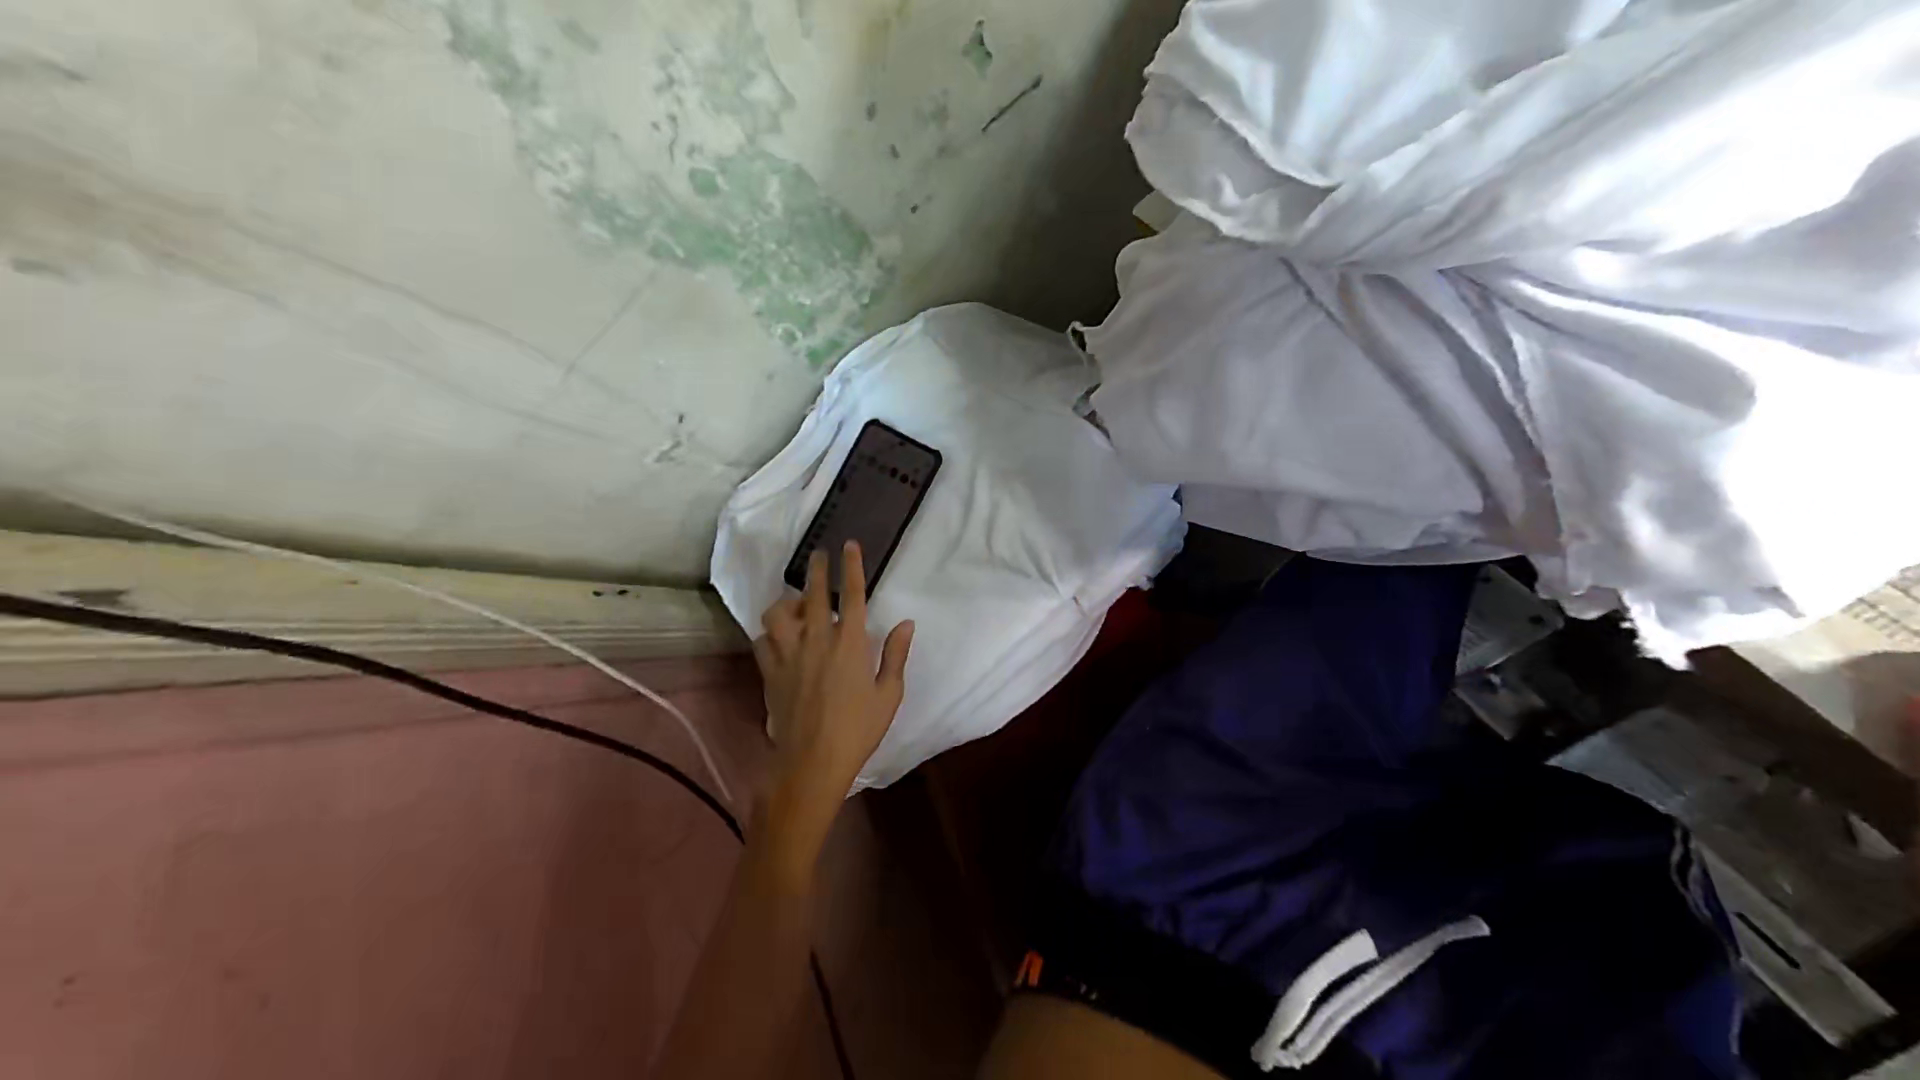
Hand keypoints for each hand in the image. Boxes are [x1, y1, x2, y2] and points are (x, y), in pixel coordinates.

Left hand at [752, 541, 913, 863]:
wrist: (812, 761)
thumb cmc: (858, 729)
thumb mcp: (889, 694)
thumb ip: (895, 655)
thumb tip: (906, 623)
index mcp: (849, 643)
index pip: (850, 594)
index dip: (850, 566)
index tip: (848, 545)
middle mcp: (816, 640)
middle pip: (810, 593)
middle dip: (815, 569)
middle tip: (817, 555)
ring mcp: (788, 655)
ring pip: (777, 613)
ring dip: (786, 603)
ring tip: (794, 604)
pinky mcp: (769, 672)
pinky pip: (762, 641)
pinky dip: (769, 634)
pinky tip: (777, 639)